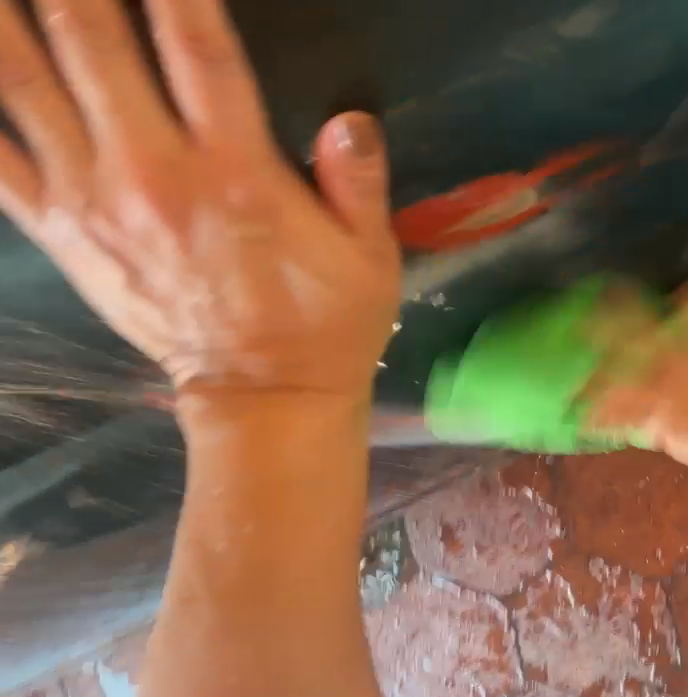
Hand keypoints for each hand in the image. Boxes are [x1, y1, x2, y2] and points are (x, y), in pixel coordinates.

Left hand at [0, 0, 399, 401]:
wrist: (267, 391)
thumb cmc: (331, 322)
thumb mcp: (373, 260)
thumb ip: (360, 185)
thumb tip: (351, 118)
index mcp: (242, 176)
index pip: (202, 57)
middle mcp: (155, 170)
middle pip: (88, 42)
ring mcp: (91, 194)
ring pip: (15, 74)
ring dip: (5, 16)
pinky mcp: (54, 222)